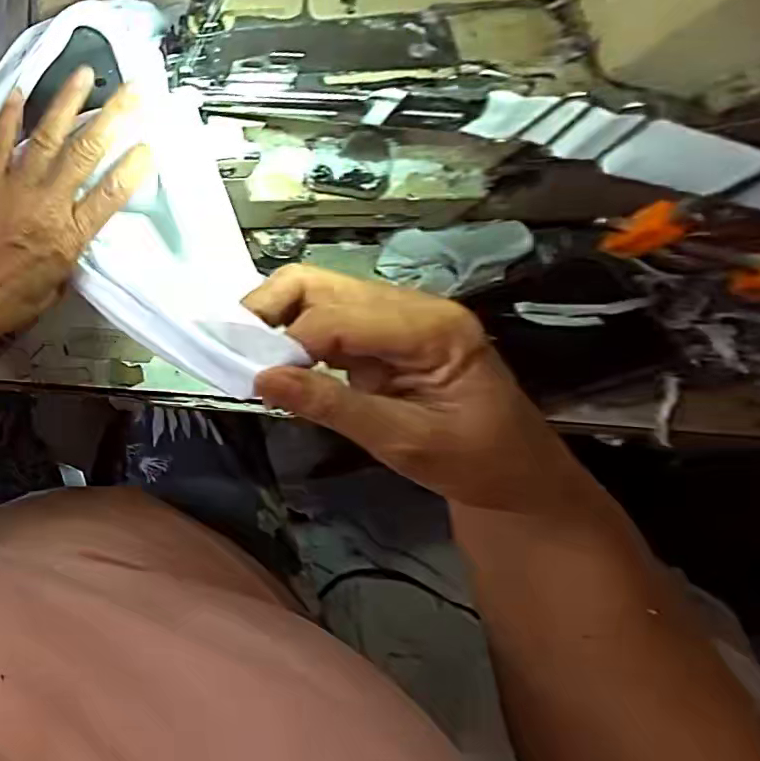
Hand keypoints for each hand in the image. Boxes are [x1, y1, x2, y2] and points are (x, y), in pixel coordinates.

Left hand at [0, 67, 154, 354]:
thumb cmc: (8, 303)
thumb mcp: (56, 288)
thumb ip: (71, 255)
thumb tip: (77, 232)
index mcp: (68, 237)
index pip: (111, 195)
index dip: (133, 168)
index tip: (148, 145)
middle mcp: (46, 206)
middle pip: (85, 153)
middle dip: (112, 117)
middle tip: (132, 90)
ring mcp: (15, 190)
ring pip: (45, 138)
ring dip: (66, 102)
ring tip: (83, 74)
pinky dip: (8, 117)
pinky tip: (19, 92)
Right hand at [242, 264, 592, 512]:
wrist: (518, 477)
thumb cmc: (474, 462)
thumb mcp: (402, 441)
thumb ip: (330, 406)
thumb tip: (260, 379)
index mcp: (430, 329)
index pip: (333, 318)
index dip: (287, 345)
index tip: (256, 380)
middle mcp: (408, 307)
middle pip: (313, 283)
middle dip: (266, 312)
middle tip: (242, 354)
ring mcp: (392, 314)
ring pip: (309, 290)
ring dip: (272, 320)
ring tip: (257, 359)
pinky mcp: (375, 330)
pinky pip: (317, 313)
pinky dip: (286, 331)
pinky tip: (280, 362)